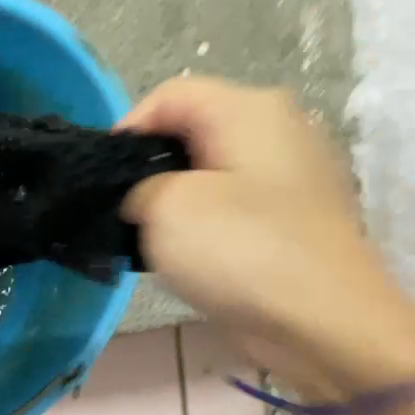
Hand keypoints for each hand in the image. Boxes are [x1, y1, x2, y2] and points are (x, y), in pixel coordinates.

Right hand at [118, 77, 414, 399]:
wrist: (318, 318)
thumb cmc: (240, 251)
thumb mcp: (165, 208)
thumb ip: (137, 188)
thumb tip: (140, 197)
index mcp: (248, 111)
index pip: (168, 96)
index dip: (123, 130)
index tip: (96, 182)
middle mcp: (274, 130)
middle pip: (189, 132)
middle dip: (143, 169)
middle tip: (112, 214)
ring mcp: (284, 177)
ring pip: (205, 173)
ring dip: (167, 203)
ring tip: (139, 240)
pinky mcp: (285, 219)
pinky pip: (225, 207)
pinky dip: (195, 226)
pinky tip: (179, 258)